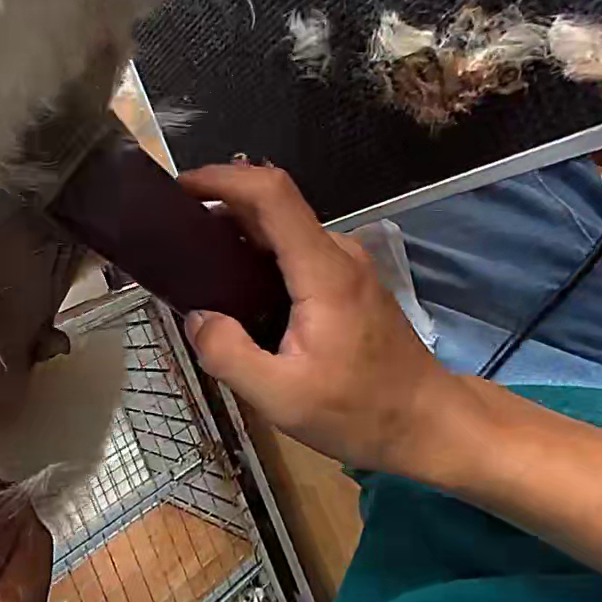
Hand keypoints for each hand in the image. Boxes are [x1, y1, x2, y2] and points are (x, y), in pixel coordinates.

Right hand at [177, 163, 455, 472]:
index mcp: (322, 270)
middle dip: (218, 206)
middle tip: (173, 236)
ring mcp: (345, 264)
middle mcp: (336, 253)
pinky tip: (234, 286)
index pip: (272, 193)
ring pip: (282, 229)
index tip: (180, 189)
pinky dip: (256, 253)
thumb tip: (196, 317)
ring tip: (194, 261)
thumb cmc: (361, 411)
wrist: (429, 423)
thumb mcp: (282, 397)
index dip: (223, 179)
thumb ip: (228, 354)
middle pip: (272, 205)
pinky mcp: (345, 280)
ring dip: (236, 232)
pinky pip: (293, 250)